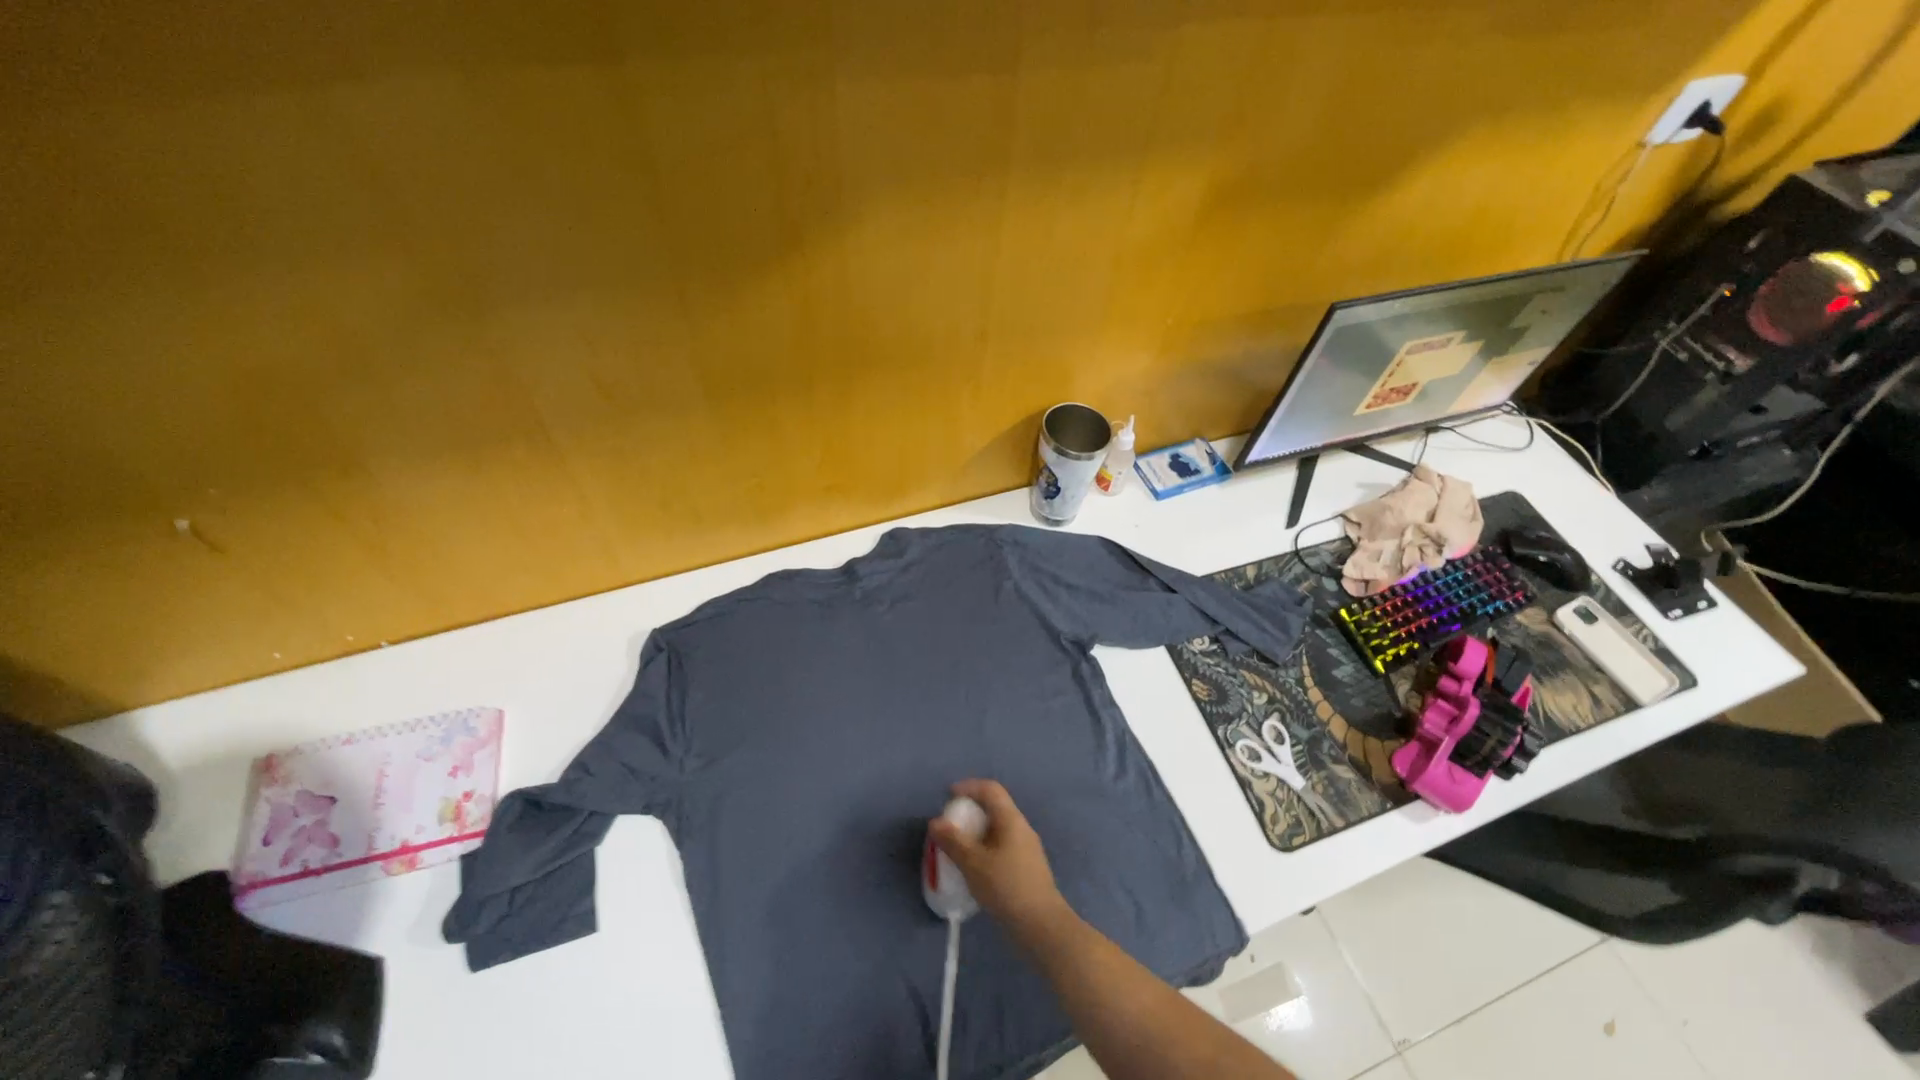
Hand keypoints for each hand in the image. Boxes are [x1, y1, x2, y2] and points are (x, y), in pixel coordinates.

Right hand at [929, 779, 1071, 934]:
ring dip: (975, 835)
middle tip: (948, 827)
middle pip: (994, 809)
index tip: (948, 796)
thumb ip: (953, 841)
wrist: (1041, 924)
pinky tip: (973, 869)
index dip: (969, 787)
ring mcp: (1026, 849)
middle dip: (969, 814)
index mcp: (1011, 820)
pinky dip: (984, 850)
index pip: (991, 790)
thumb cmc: (1006, 887)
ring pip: (997, 831)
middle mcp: (1021, 829)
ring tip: (956, 850)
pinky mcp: (1025, 868)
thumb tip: (936, 822)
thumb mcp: (973, 863)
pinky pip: (1001, 848)